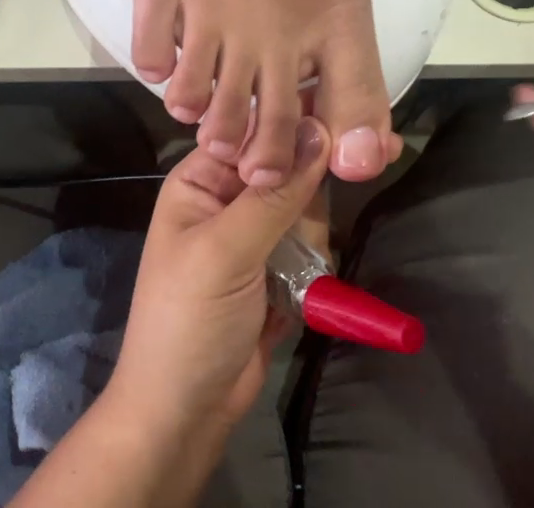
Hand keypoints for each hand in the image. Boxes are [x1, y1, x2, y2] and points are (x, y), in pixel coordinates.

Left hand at [103, 117, 331, 436]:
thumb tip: (320, 129)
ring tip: (303, 272)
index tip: (349, 121)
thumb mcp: (225, 251)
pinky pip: (310, 245)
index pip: (256, 131)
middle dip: (316, 184)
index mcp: (201, 179)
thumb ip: (275, 194)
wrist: (184, 412)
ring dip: (315, 234)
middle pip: (289, 166)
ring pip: (307, 207)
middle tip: (349, 188)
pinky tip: (312, 284)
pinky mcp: (277, 269)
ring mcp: (254, 236)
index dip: (300, 124)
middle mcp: (227, 198)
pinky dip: (319, 259)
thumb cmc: (188, 321)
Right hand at [131, 0, 402, 187]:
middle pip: (264, 116)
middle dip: (259, 146)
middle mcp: (282, 17)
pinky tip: (165, 60)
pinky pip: (153, 46)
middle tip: (249, 157)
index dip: (339, 144)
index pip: (349, 103)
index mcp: (343, 5)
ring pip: (207, 94)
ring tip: (204, 117)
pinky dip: (160, 63)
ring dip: (207, 114)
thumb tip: (329, 61)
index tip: (323, 161)